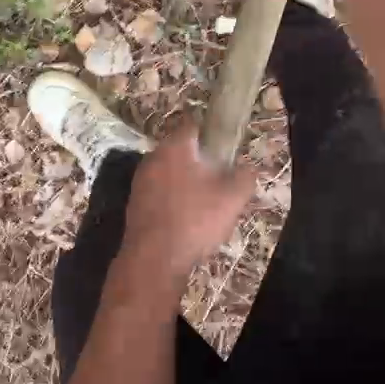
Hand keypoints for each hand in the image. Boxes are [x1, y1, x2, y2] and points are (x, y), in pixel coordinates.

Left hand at [117, 124, 256, 284]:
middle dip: (198, 162)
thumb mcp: (232, 199)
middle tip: (218, 181)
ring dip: (184, 182)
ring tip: (203, 204)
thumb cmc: (195, 220)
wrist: (154, 257)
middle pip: (180, 150)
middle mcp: (153, 156)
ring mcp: (140, 178)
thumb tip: (249, 167)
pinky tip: (184, 219)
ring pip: (168, 172)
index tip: (224, 151)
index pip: (193, 126)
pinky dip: (171, 199)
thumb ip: (244, 178)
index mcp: (175, 147)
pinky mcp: (135, 200)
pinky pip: (158, 192)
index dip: (210, 135)